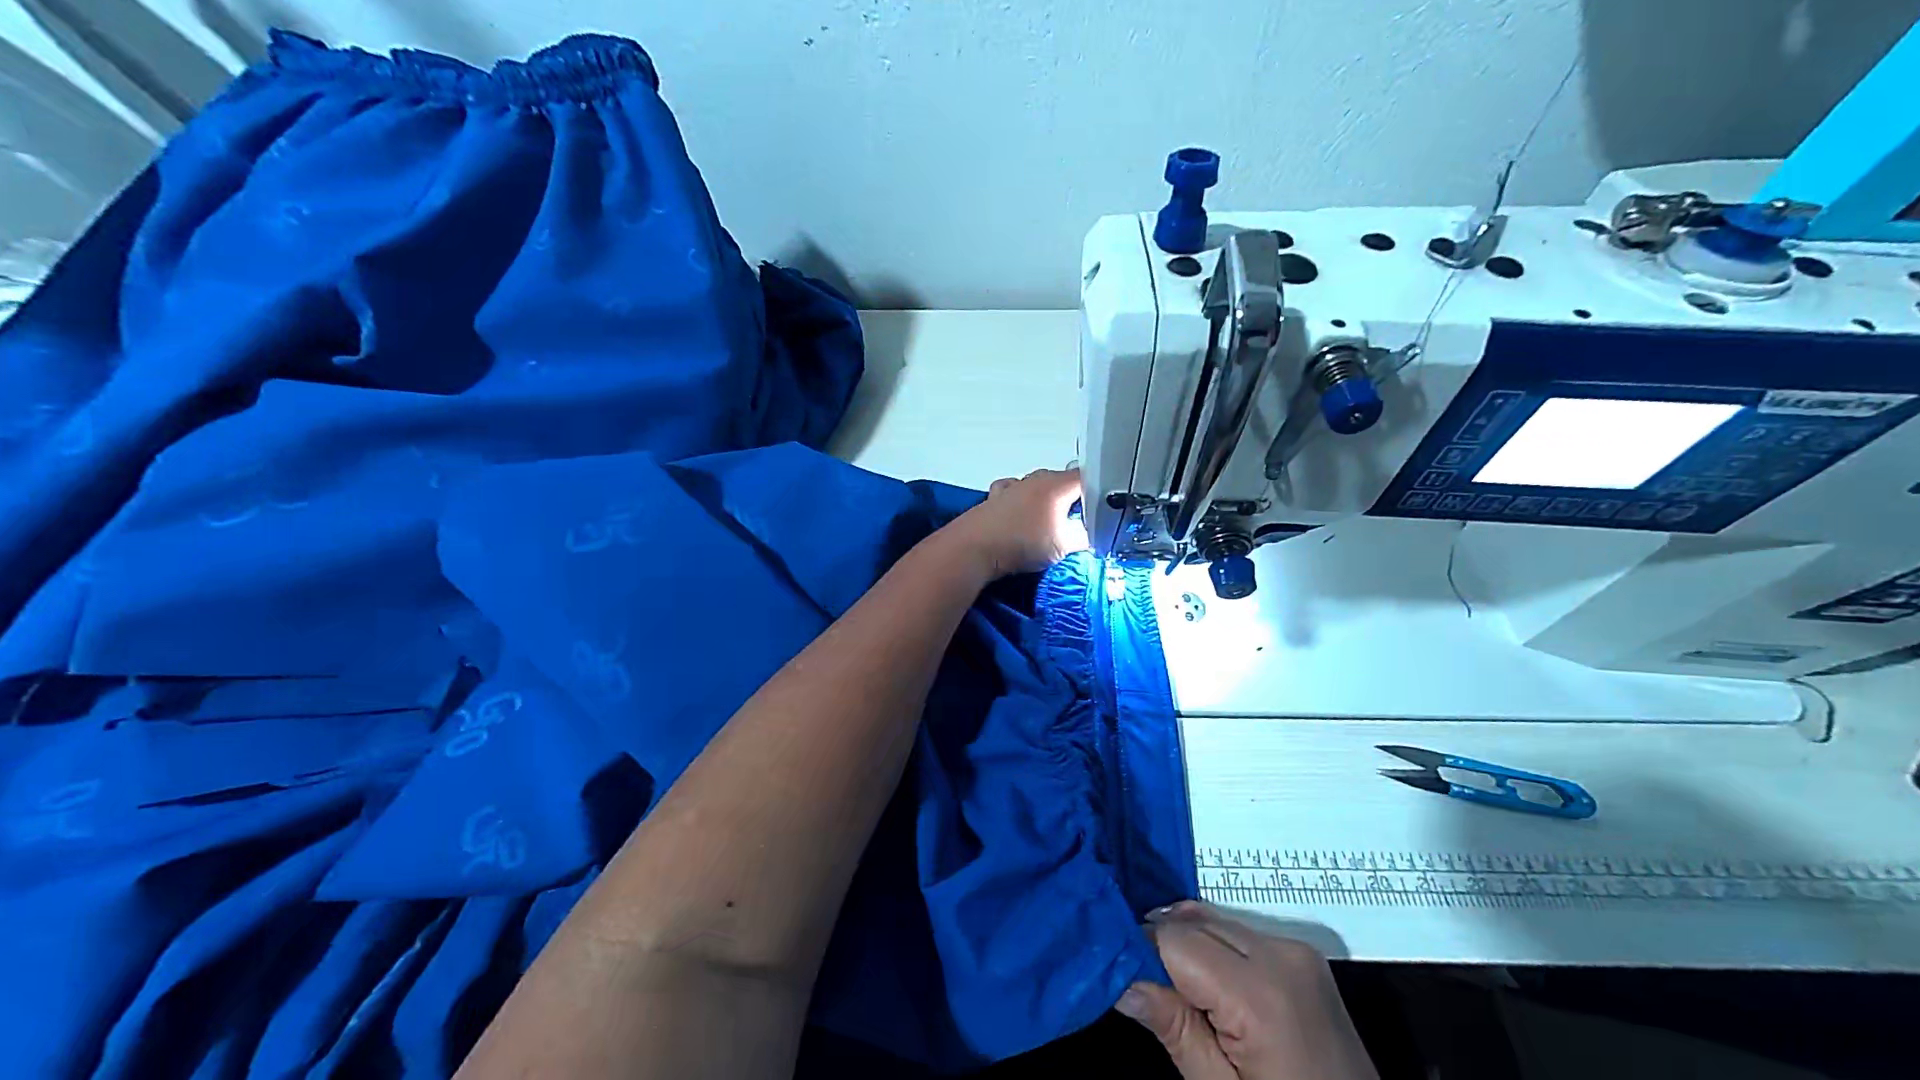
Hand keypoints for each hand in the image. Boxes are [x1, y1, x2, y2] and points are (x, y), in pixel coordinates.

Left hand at [948, 467, 1088, 579]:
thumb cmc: (1023, 543)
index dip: (1101, 492)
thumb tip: (1091, 534)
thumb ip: (1084, 536)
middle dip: (1075, 498)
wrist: (975, 548)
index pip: (1089, 477)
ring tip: (1052, 524)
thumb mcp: (1065, 545)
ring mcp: (1013, 487)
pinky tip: (1023, 518)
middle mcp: (1035, 479)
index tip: (1105, 509)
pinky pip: (1016, 495)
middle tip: (1082, 522)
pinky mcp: (995, 499)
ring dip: (1048, 501)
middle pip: (1063, 481)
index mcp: (1057, 484)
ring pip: (1039, 487)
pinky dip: (1024, 504)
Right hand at [1115, 902, 1378, 1079]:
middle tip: (1142, 985)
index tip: (1120, 976)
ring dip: (1187, 943)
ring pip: (1214, 919)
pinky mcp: (1304, 954)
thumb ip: (1174, 1029)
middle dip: (1161, 945)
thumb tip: (1122, 980)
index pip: (1174, 939)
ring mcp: (1296, 949)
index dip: (1140, 951)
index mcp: (1260, 994)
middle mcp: (1280, 953)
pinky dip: (1215, 946)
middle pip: (1193, 921)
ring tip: (1175, 989)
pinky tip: (1208, 983)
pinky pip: (1240, 932)